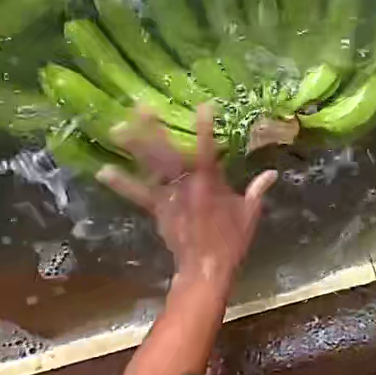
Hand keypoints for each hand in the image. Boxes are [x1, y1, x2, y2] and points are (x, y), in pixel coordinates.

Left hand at [98, 106, 276, 287]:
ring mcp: (169, 196)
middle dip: (154, 129)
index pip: (208, 149)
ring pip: (150, 168)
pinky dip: (121, 183)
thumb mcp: (249, 213)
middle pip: (168, 153)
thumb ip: (257, 190)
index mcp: (210, 182)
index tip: (204, 105)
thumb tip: (272, 173)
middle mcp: (186, 184)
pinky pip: (137, 193)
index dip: (205, 127)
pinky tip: (103, 171)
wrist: (207, 269)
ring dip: (133, 149)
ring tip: (116, 130)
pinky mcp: (157, 209)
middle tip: (140, 106)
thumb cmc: (231, 241)